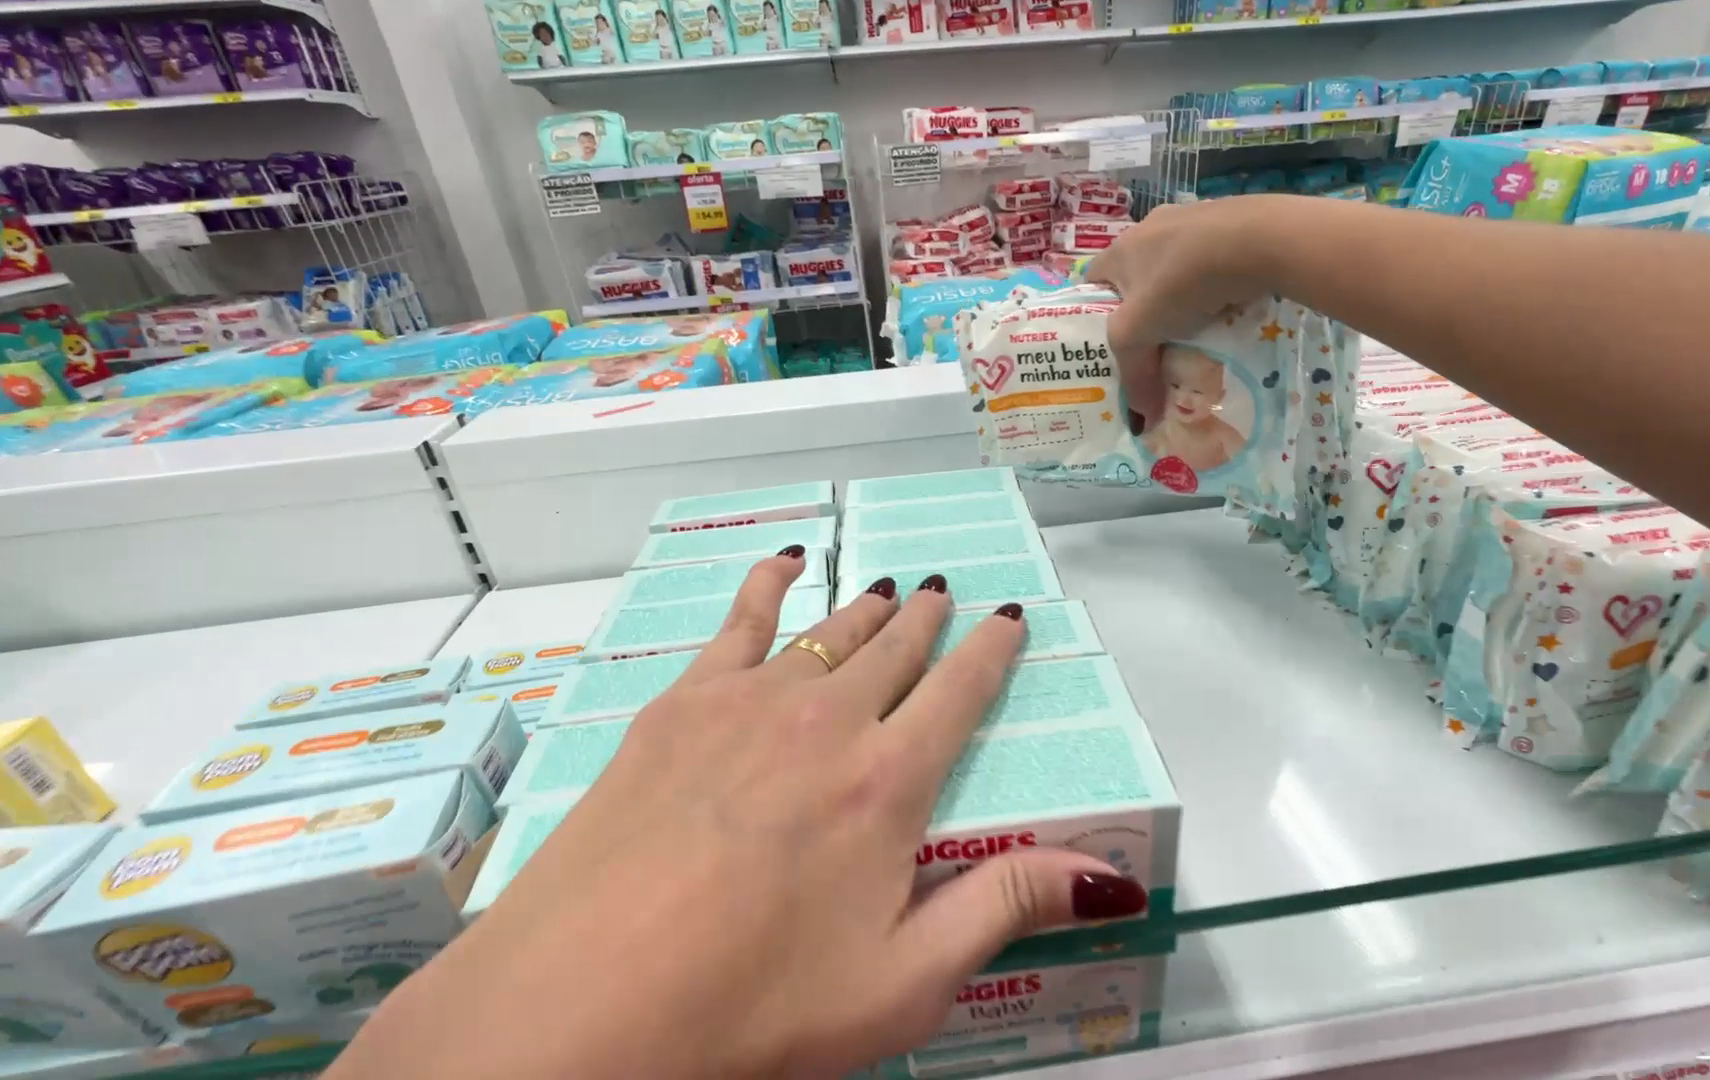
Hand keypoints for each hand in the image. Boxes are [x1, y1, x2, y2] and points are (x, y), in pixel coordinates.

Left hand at [328, 549, 1145, 1079]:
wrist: (584, 1001)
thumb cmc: (755, 1003)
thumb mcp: (902, 981)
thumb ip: (1003, 907)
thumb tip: (1106, 874)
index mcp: (890, 781)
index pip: (960, 692)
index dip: (991, 651)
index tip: (1008, 618)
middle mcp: (829, 719)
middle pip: (895, 650)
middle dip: (926, 620)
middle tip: (942, 593)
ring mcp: (750, 701)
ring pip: (829, 634)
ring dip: (865, 609)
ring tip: (887, 587)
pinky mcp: (682, 704)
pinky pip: (738, 624)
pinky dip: (766, 585)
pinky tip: (781, 562)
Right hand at [1086, 197, 1281, 424]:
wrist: (1257, 239)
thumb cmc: (1179, 281)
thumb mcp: (1139, 335)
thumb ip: (1134, 376)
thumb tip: (1141, 420)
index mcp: (1118, 249)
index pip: (1091, 283)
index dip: (1094, 314)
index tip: (1107, 344)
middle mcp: (1149, 229)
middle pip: (1134, 278)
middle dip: (1142, 312)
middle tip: (1152, 347)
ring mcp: (1191, 221)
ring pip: (1173, 270)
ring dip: (1179, 299)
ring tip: (1191, 333)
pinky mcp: (1229, 222)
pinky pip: (1209, 261)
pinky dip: (1211, 286)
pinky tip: (1224, 308)